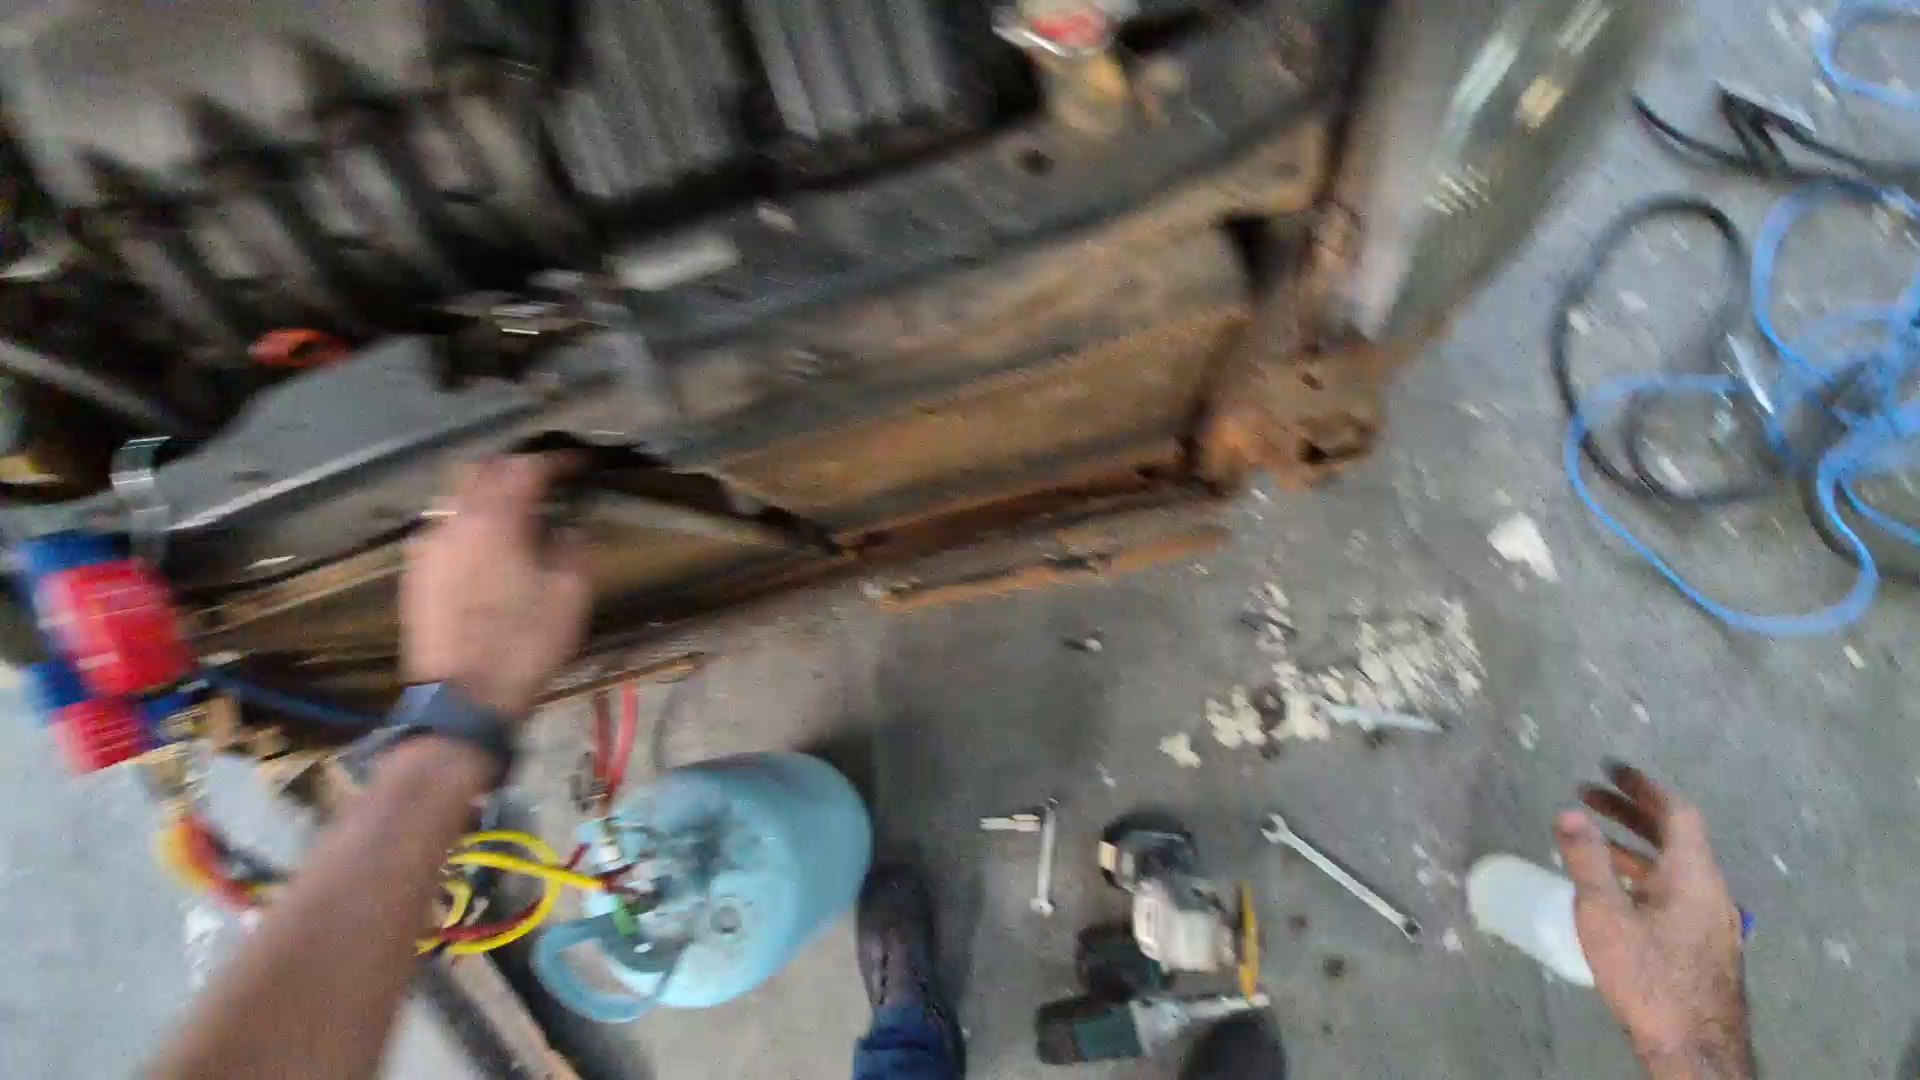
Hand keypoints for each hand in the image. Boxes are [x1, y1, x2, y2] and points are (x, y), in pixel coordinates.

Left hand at [402, 455, 591, 719]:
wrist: (462, 699)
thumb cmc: (525, 643)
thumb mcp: (571, 595)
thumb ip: (574, 549)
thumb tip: (568, 528)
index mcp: (496, 522)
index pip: (526, 468)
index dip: (558, 460)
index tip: (582, 463)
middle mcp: (454, 524)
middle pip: (480, 471)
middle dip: (515, 467)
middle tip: (547, 480)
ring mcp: (428, 549)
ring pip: (456, 498)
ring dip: (488, 493)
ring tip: (518, 511)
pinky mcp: (416, 575)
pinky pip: (444, 529)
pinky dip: (470, 522)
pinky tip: (489, 546)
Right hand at [1556, 764, 1752, 1079]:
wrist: (1693, 1047)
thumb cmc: (1647, 974)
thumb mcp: (1604, 913)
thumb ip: (1586, 860)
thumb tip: (1568, 812)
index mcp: (1693, 878)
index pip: (1678, 816)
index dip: (1644, 787)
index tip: (1611, 767)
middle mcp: (1708, 892)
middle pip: (1675, 837)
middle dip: (1630, 810)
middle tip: (1587, 792)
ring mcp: (1708, 919)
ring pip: (1671, 865)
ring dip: (1631, 840)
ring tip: (1589, 833)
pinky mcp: (1699, 940)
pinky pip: (1670, 887)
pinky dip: (1638, 869)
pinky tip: (1609, 883)